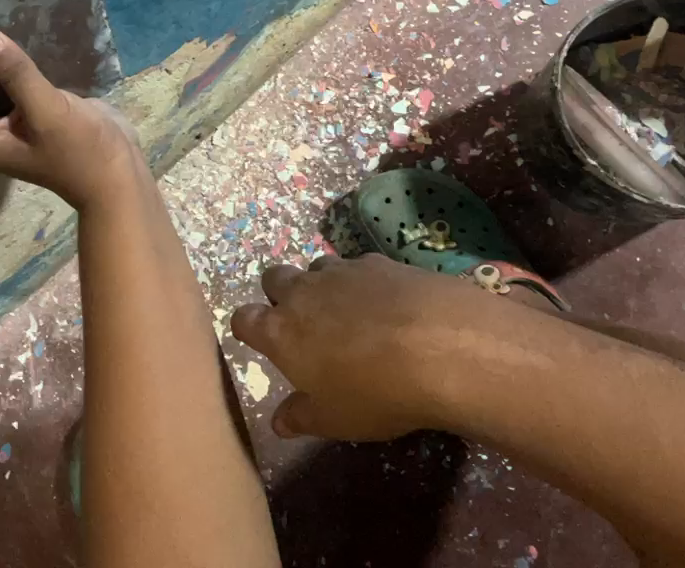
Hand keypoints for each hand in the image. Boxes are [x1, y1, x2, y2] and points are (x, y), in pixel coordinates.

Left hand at [0, 28, 146, 209]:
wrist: (121, 173)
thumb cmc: (79, 150)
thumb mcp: (45, 109)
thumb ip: (15, 74)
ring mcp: (21, 121)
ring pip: (6, 83)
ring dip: (9, 60)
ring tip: (5, 19)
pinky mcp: (44, 111)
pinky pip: (29, 84)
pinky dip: (30, 66)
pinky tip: (32, 36)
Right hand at [230, 254, 556, 440]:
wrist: (440, 347)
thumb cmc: (375, 392)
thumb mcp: (335, 419)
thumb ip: (301, 417)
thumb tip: (278, 422)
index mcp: (281, 331)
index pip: (244, 319)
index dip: (248, 328)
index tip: (257, 339)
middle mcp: (302, 292)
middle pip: (273, 278)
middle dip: (280, 294)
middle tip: (302, 322)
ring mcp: (341, 271)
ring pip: (316, 267)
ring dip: (322, 285)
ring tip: (348, 313)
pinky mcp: (379, 262)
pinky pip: (359, 267)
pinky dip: (365, 284)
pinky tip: (388, 305)